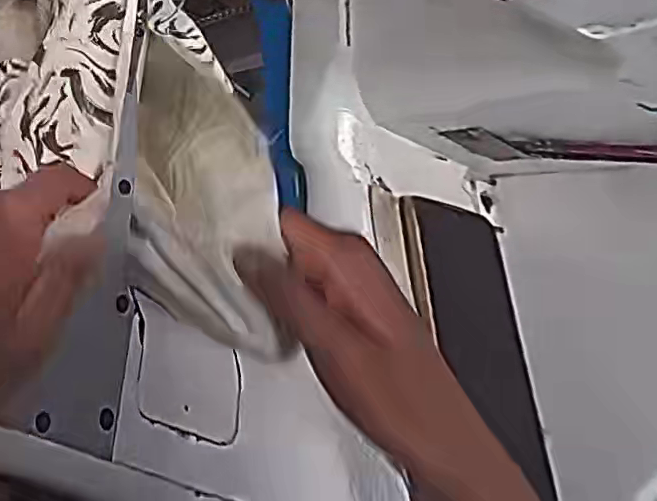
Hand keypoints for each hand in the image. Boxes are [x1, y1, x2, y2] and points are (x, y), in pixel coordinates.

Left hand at [0, 165, 99, 499]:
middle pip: (32, 197)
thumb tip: (92, 236)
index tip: (96, 218)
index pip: (60, 178)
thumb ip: (70, 273)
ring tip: (11, 295)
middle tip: (54, 278)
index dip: (85, 194)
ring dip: (19, 238)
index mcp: (6, 219)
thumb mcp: (34, 334)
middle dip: (50, 228)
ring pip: (6, 210)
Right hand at [237, 210, 536, 500]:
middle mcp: (350, 257)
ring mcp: (350, 275)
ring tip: (245, 300)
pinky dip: (281, 291)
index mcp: (346, 257)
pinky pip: (300, 276)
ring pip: (288, 257)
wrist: (443, 441)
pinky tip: (272, 314)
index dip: (242, 226)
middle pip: (280, 234)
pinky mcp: (347, 294)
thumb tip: (246, 256)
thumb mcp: (331, 346)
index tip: (213, 239)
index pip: (278, 216)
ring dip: (264, 275)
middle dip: (250, 254)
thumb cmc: (403, 401)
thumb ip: (285, 294)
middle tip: (224, 278)